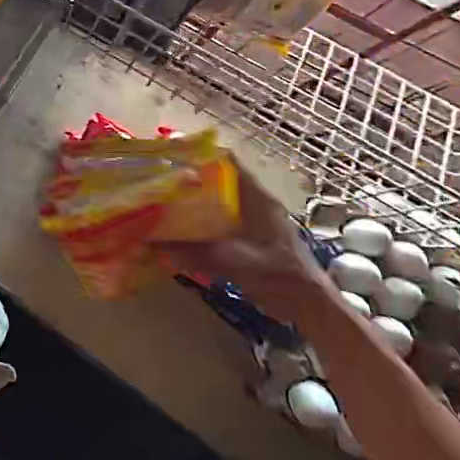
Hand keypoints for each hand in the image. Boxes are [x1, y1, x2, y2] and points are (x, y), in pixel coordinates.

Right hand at [158, 161, 337, 324]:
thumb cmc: (276, 274)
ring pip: (218, 202)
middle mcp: (255, 204)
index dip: (199, 153)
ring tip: (163, 206)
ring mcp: (255, 222)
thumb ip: (190, 251)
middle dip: (188, 180)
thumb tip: (150, 242)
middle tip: (157, 183)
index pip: (227, 162)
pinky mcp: (253, 241)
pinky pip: (221, 223)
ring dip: (194, 203)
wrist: (309, 306)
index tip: (168, 155)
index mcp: (255, 198)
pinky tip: (182, 234)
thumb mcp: (231, 260)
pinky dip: (201, 224)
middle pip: (218, 181)